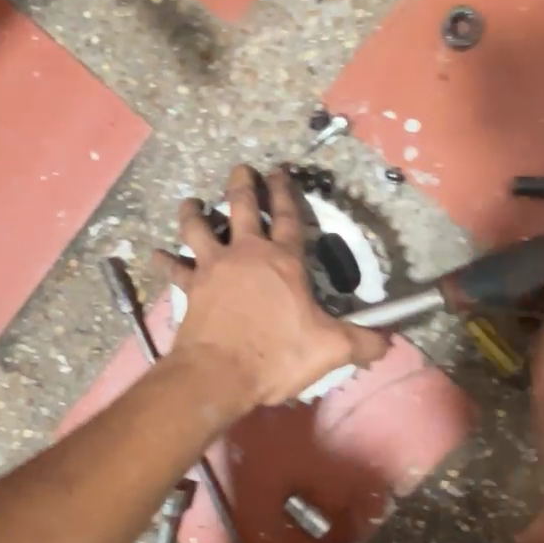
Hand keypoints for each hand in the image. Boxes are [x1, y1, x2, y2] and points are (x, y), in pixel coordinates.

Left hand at [156, 165, 390, 416]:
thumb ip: (362, 342)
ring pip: (199, 228)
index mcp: (283, 262)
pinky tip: (155, 253)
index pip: (288, 217)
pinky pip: (174, 269)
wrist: (220, 373)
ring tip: (191, 202)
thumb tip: (389, 343)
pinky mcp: (190, 289)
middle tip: (241, 169)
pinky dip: (164, 260)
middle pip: (240, 207)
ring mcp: (213, 268)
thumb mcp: (330, 349)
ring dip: (194, 212)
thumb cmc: (277, 355)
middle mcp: (246, 255)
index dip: (286, 193)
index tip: (280, 172)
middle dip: (242, 185)